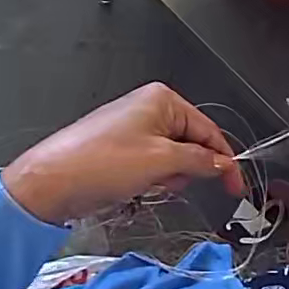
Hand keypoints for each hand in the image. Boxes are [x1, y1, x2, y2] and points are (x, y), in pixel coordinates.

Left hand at [2, 82, 245, 223]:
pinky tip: (134, 187)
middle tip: (167, 182)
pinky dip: (150, 179)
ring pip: (171, 157)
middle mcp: (148, 108)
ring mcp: (133, 128)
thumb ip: (199, 161)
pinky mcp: (120, 148)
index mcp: (161, 99)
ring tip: (145, 183)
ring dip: (167, 176)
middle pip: (191, 143)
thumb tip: (223, 164)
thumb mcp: (161, 161)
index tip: (236, 189)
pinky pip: (151, 164)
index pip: (208, 129)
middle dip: (187, 168)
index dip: (224, 161)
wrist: (53, 181)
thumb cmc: (103, 162)